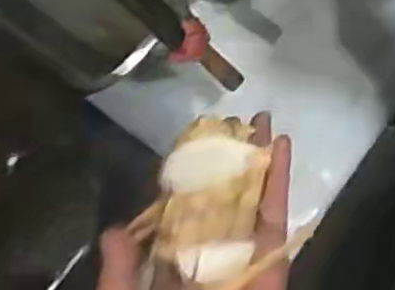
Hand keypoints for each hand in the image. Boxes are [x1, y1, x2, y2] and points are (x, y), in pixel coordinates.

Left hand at [98, 112, 291, 289]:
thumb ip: (119, 277)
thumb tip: (115, 228)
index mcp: (169, 273)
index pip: (177, 220)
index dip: (186, 183)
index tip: (192, 148)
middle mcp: (206, 256)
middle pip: (221, 199)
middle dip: (231, 161)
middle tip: (238, 122)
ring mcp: (243, 252)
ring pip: (252, 196)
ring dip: (259, 158)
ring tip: (263, 121)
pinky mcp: (272, 252)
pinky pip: (275, 210)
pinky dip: (279, 176)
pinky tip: (280, 145)